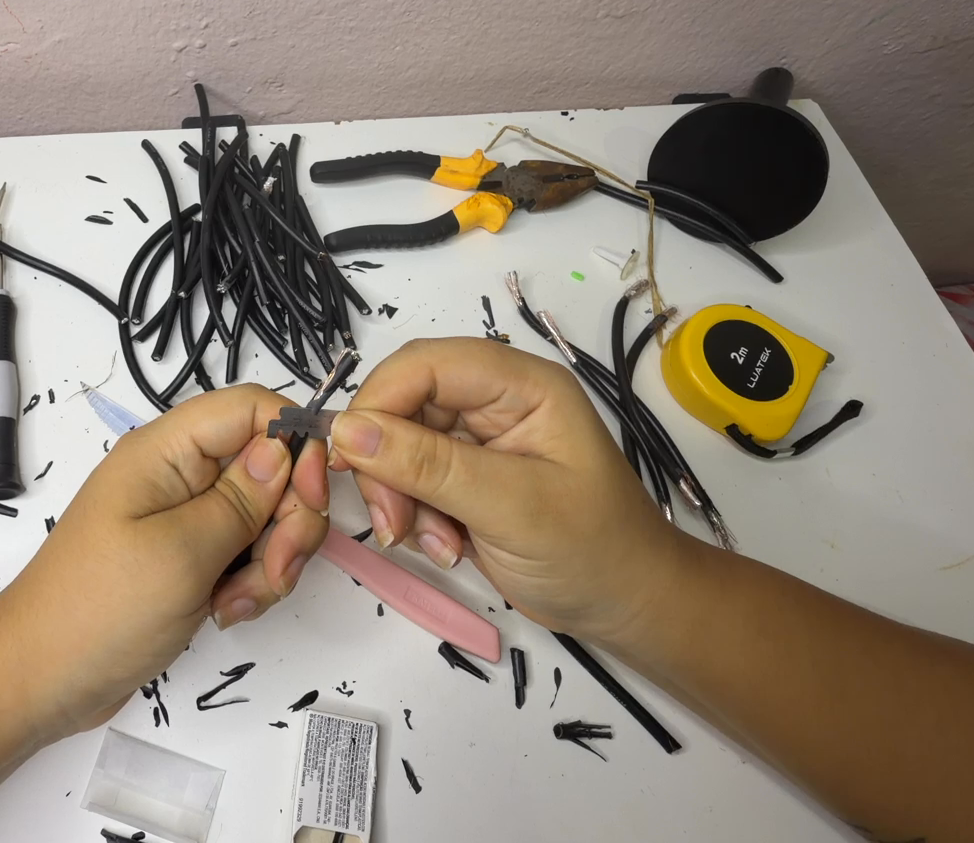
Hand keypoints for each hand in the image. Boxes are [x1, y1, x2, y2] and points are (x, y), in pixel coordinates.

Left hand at [0, 384, 328, 739]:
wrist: (41, 681)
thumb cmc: (101, 609)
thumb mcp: (181, 552)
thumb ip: (242, 498)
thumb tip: (284, 445)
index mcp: (167, 450)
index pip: (250, 407)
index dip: (293, 439)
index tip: (313, 495)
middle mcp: (182, 472)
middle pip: (269, 465)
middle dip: (288, 518)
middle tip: (277, 570)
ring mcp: (188, 514)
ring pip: (266, 513)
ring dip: (271, 560)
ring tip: (236, 603)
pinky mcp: (194, 553)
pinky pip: (247, 550)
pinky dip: (252, 581)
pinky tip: (226, 612)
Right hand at [328, 337, 686, 643]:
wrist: (627, 607)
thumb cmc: (594, 552)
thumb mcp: (512, 507)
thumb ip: (428, 466)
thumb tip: (346, 432)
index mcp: (519, 383)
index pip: (426, 364)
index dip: (378, 401)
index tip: (349, 459)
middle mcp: (492, 398)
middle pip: (403, 404)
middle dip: (387, 465)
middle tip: (394, 523)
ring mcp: (476, 435)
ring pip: (396, 444)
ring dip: (400, 498)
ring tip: (437, 545)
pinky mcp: (462, 471)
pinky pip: (408, 476)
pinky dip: (412, 513)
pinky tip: (447, 546)